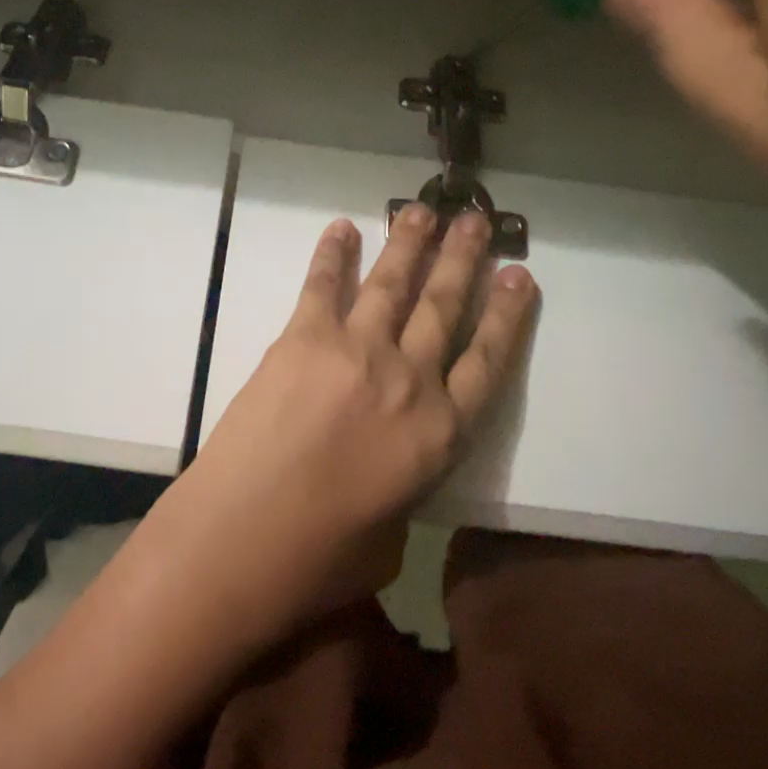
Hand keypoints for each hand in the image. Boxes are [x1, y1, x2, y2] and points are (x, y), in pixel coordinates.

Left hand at [0, 213, 533, 768]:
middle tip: (477, 219)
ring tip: (424, 209)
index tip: (521, 277)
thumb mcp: (393, 536)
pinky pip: (324, 286)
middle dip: (464, 260)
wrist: (247, 535)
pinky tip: (343, 228)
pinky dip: (333, 255)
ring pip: (394, 284)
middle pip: (445, 307)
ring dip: (411, 242)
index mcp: (442, 434)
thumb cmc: (324, 559)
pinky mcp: (303, 339)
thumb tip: (389, 467)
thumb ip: (402, 487)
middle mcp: (410, 380)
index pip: (488, 361)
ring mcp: (357, 351)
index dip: (507, 318)